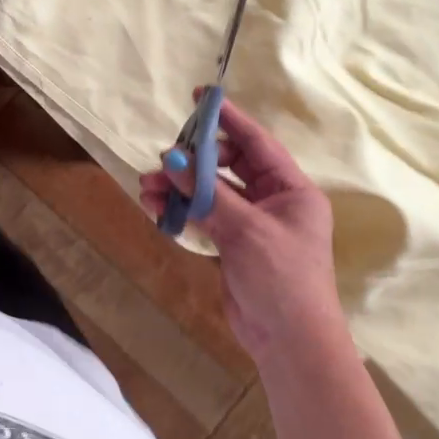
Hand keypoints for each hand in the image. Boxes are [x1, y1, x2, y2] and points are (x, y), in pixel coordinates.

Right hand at [141, 94, 339, 361]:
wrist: (289, 343)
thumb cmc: (282, 279)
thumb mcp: (246, 230)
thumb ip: (207, 192)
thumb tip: (170, 157)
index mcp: (291, 191)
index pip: (256, 143)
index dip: (228, 118)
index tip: (200, 95)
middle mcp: (272, 200)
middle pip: (225, 163)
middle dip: (191, 160)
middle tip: (163, 159)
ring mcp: (250, 221)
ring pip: (207, 188)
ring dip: (177, 185)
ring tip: (147, 189)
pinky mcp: (230, 241)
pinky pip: (199, 211)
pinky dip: (178, 206)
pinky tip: (155, 208)